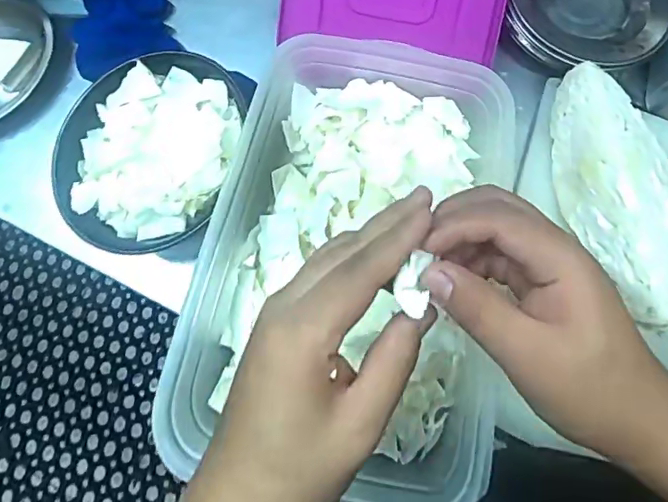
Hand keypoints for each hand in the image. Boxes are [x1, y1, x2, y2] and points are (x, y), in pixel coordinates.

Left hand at [187, 187, 434, 501]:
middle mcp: (285, 304)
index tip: (428, 209)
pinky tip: (370, 251)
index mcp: (303, 328)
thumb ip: (394, 362)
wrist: (238, 492)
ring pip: (327, 257)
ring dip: (368, 234)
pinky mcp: (276, 318)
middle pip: (342, 252)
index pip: (359, 270)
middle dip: (385, 222)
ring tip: (405, 216)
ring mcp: (275, 308)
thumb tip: (421, 305)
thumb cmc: (299, 467)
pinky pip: (317, 271)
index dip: (397, 238)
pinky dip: (350, 254)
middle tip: (422, 196)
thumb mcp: (358, 426)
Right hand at [421, 186, 665, 459]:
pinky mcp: (542, 276)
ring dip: (460, 237)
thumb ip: (478, 308)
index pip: (496, 216)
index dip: (452, 225)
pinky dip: (471, 258)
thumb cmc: (589, 389)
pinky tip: (451, 281)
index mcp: (558, 254)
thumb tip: (429, 272)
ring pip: (495, 224)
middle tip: (416, 248)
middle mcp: (553, 244)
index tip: (416, 251)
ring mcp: (548, 259)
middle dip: (453, 218)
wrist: (641, 421)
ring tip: (427, 266)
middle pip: (495, 205)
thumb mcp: (527, 355)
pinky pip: (499, 251)